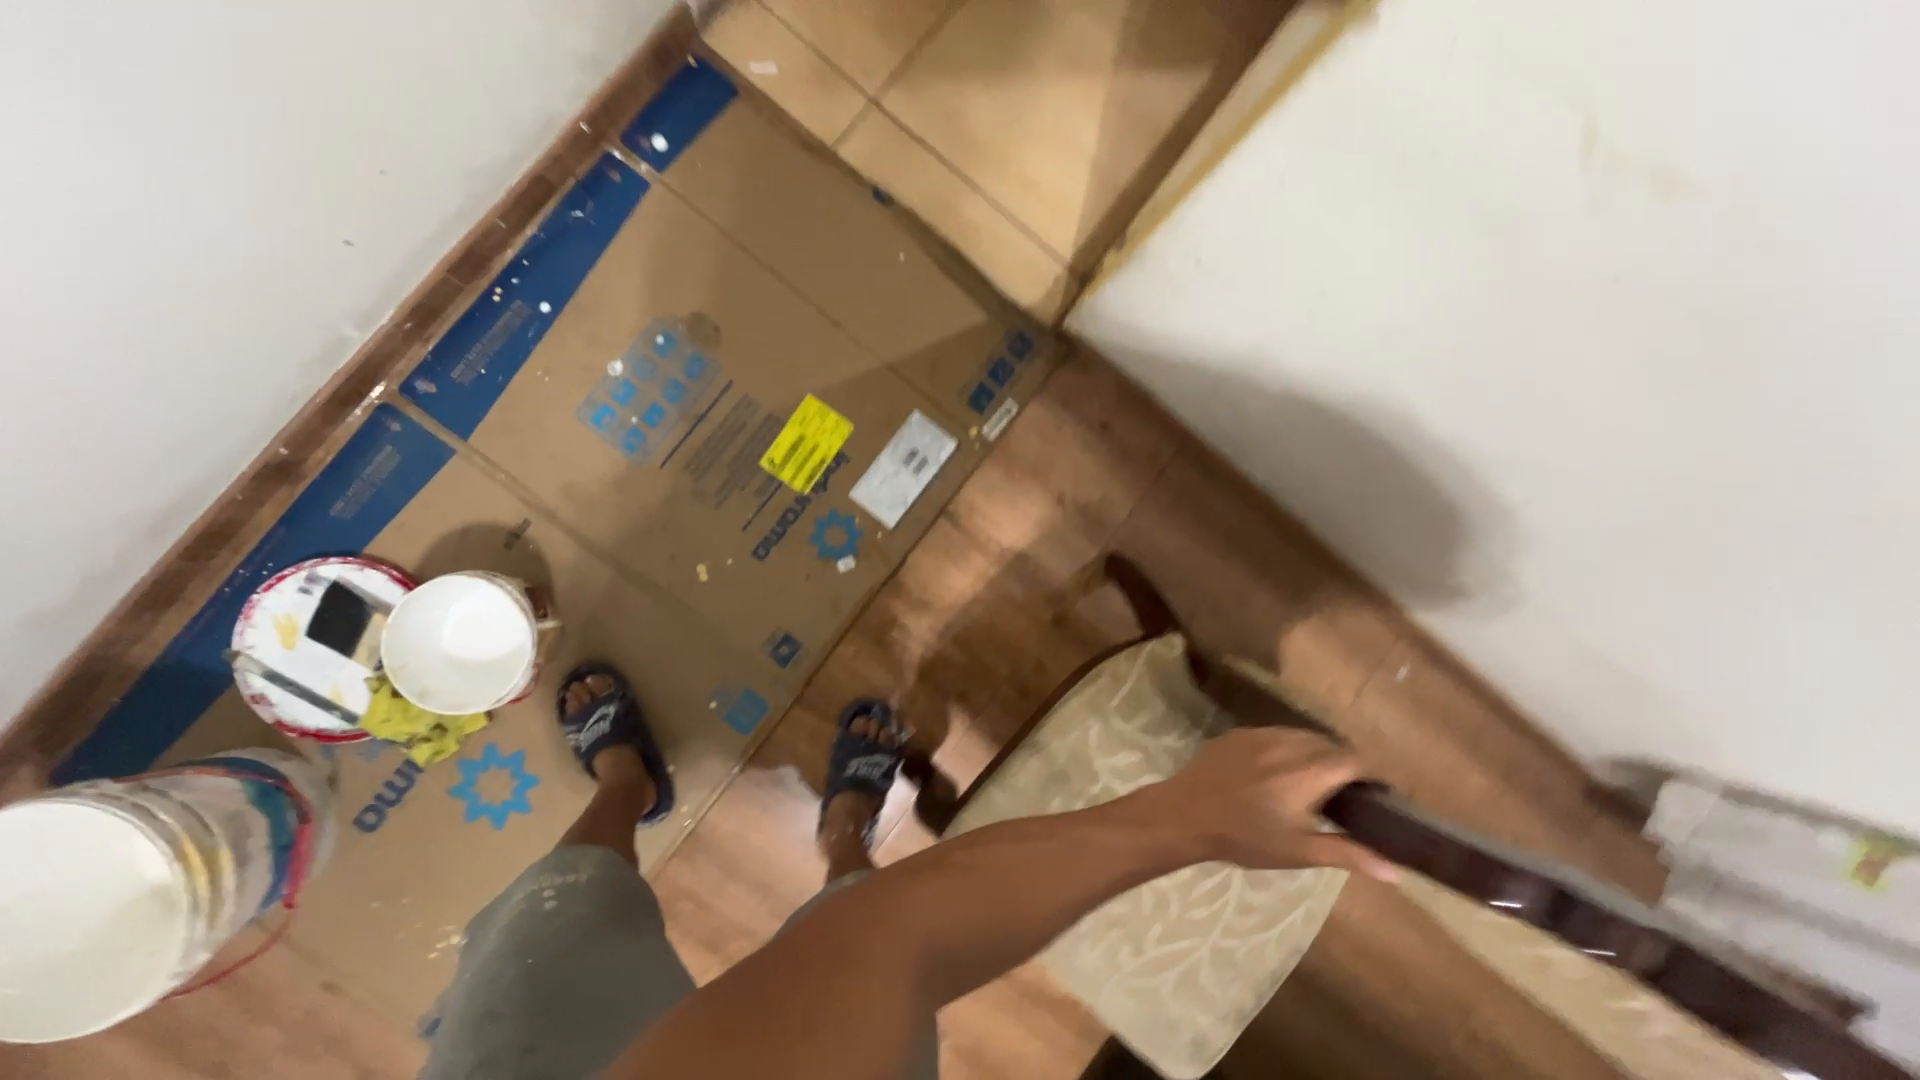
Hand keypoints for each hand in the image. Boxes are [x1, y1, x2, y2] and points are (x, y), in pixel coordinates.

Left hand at [1146, 728, 1397, 880]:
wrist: (1185, 814)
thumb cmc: (1244, 837)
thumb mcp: (1298, 850)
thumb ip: (1348, 853)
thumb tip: (1396, 870)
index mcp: (1309, 771)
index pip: (1356, 760)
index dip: (1373, 775)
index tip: (1378, 795)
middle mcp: (1288, 744)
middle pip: (1331, 745)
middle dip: (1345, 765)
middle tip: (1347, 794)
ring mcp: (1260, 734)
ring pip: (1302, 736)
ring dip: (1316, 754)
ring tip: (1315, 782)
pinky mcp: (1238, 734)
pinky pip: (1274, 735)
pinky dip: (1287, 749)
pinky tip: (1277, 772)